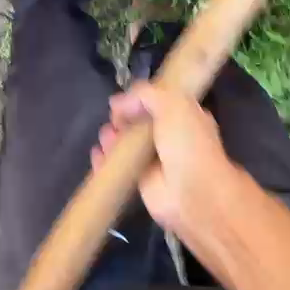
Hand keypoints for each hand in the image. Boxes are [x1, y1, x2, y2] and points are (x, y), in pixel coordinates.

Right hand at [92, 81, 234, 230]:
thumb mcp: (172, 104)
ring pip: (129, 145)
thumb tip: (117, 102)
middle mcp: (171, 136)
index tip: (124, 98)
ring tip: (104, 135)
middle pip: (141, 122)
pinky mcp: (142, 182)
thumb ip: (145, 95)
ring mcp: (156, 160)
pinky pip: (120, 167)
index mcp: (185, 115)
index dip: (141, 98)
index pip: (160, 101)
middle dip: (124, 118)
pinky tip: (97, 154)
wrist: (192, 194)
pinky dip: (105, 161)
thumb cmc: (187, 143)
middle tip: (113, 117)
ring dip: (113, 138)